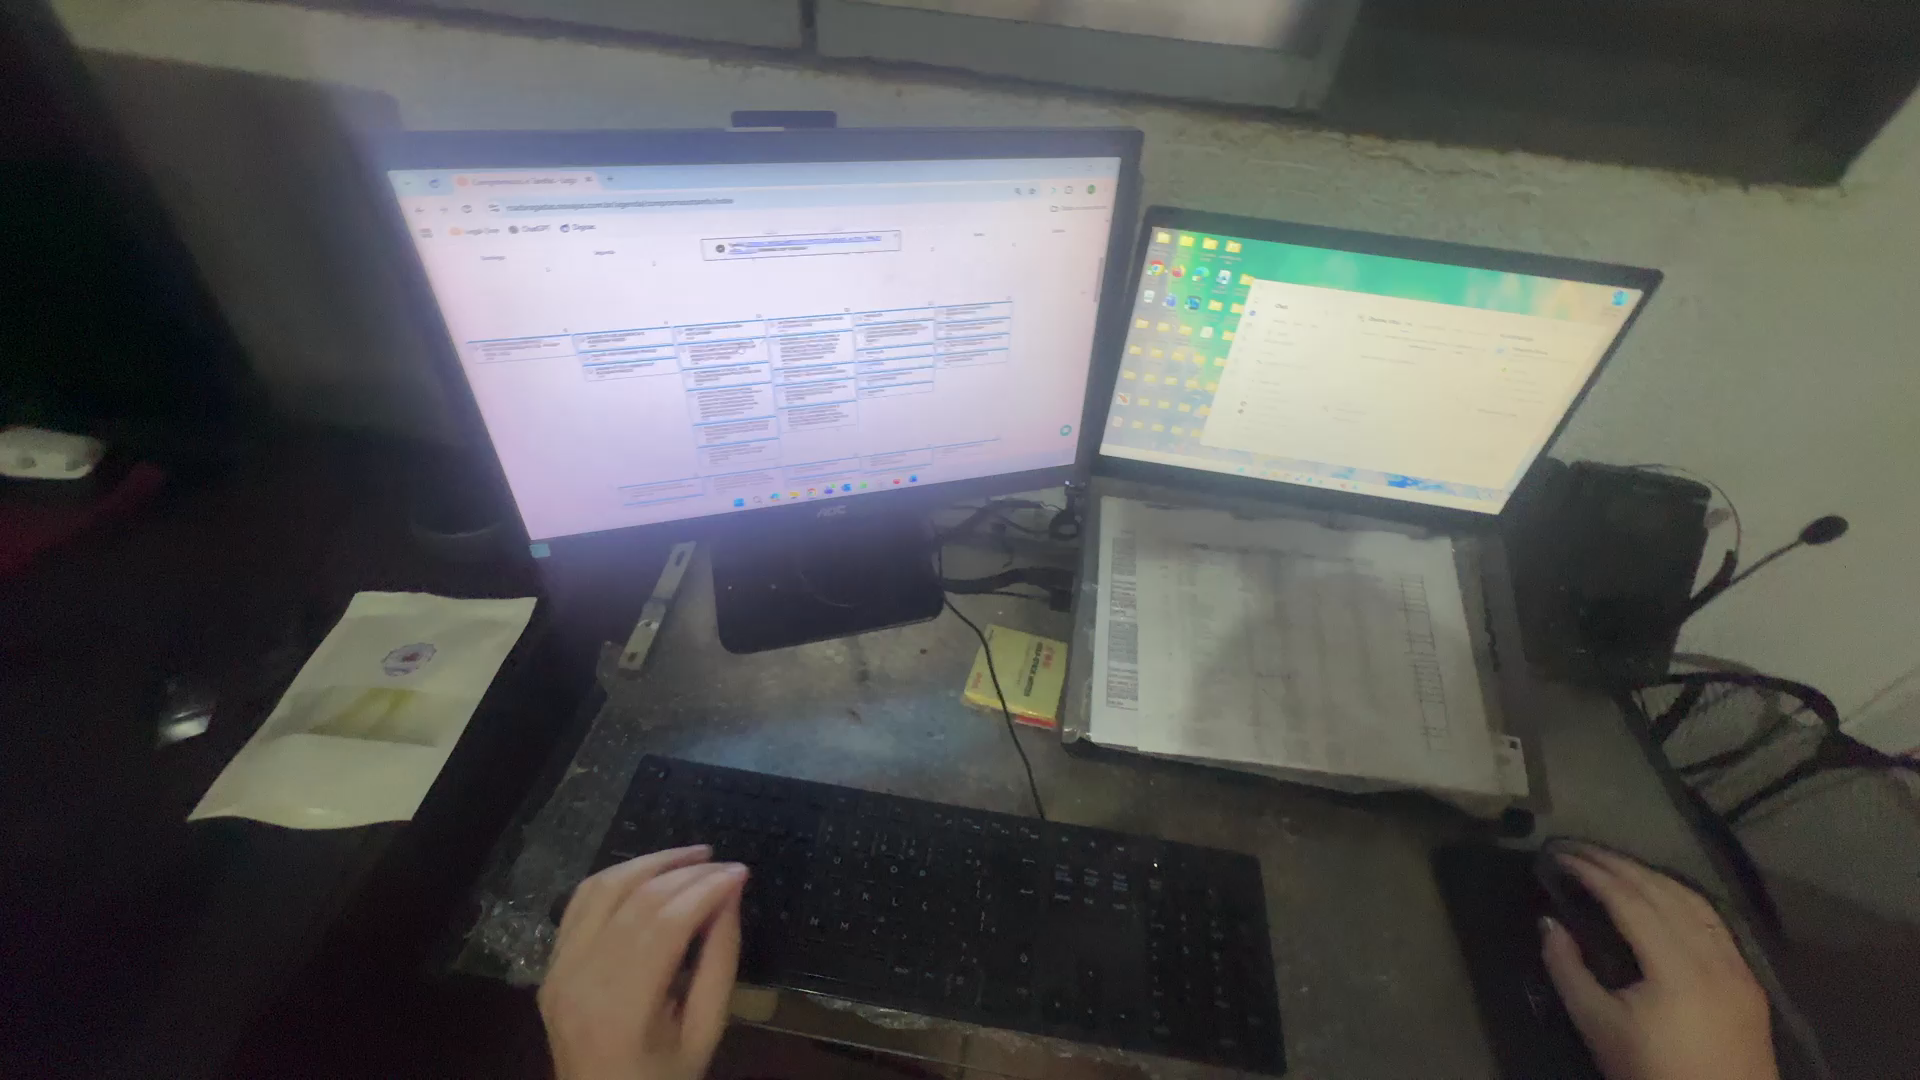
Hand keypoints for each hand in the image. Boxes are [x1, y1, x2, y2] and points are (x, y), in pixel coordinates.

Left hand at [539, 845, 746, 1079]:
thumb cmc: (663, 1076)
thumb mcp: (705, 1029)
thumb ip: (721, 959)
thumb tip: (732, 892)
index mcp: (620, 1010)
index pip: (667, 924)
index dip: (707, 888)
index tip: (741, 872)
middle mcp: (580, 981)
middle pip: (639, 901)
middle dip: (689, 872)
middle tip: (727, 865)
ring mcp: (558, 970)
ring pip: (606, 888)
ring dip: (654, 862)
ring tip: (695, 856)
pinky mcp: (552, 963)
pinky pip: (582, 900)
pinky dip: (620, 875)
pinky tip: (652, 871)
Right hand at [1541, 845, 1776, 1079]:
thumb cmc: (1652, 1071)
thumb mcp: (1595, 1022)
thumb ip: (1565, 966)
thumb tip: (1548, 922)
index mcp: (1677, 970)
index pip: (1630, 901)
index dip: (1592, 873)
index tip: (1560, 856)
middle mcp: (1714, 961)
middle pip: (1663, 893)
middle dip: (1617, 864)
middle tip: (1578, 849)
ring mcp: (1739, 971)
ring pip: (1693, 902)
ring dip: (1649, 875)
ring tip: (1611, 863)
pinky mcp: (1748, 983)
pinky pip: (1712, 921)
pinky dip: (1678, 895)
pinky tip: (1656, 892)